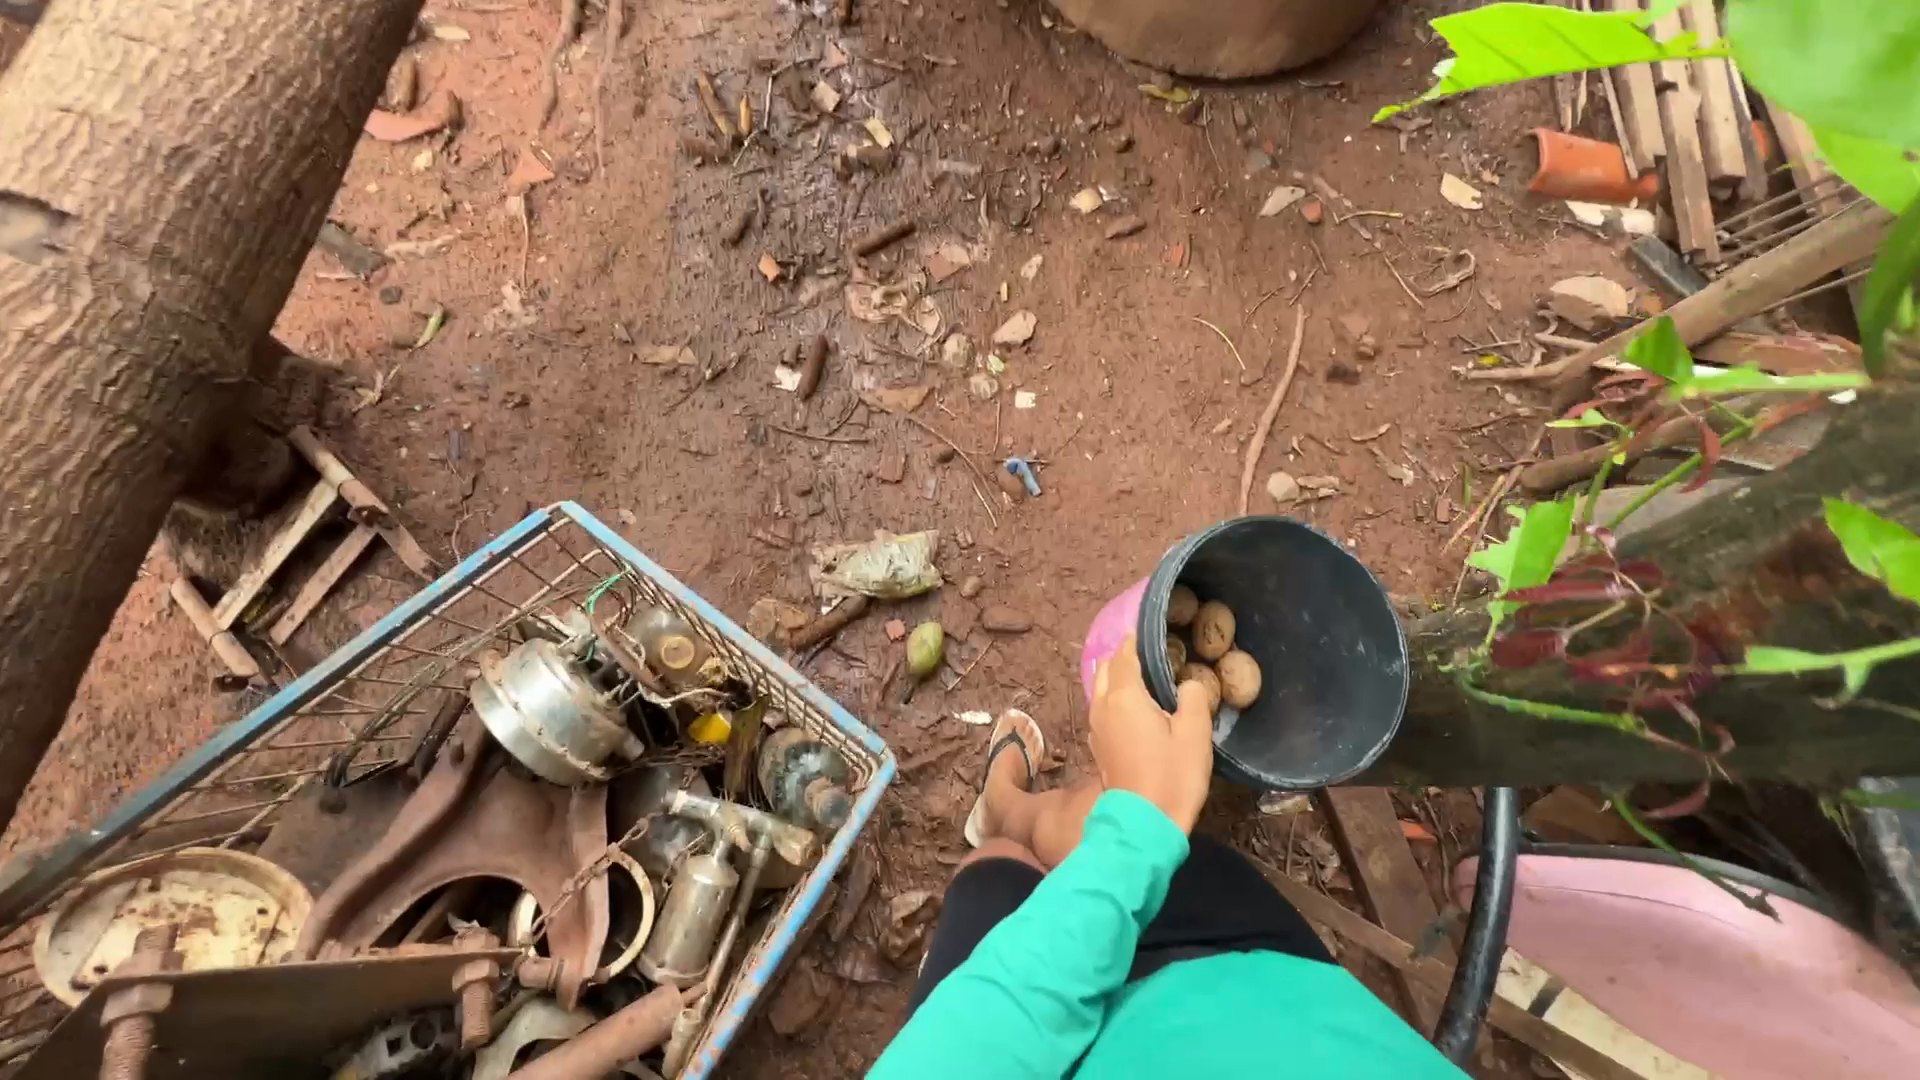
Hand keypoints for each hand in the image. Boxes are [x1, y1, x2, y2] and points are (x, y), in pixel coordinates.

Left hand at [1089, 635, 1214, 832]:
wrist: (1144, 823)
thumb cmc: (1172, 775)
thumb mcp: (1194, 733)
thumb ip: (1193, 698)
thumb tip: (1188, 684)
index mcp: (1124, 696)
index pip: (1124, 656)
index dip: (1132, 640)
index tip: (1141, 628)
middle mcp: (1103, 706)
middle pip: (1105, 669)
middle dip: (1120, 656)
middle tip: (1143, 651)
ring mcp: (1095, 727)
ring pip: (1100, 689)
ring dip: (1114, 678)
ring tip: (1138, 676)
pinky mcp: (1097, 746)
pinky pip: (1101, 710)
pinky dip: (1112, 699)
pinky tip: (1130, 708)